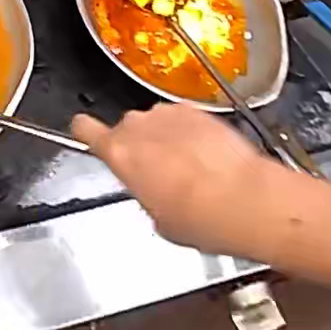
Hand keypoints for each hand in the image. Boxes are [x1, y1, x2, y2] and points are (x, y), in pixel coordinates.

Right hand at [71, 104, 278, 254]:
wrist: (246, 198)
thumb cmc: (202, 218)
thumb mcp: (158, 220)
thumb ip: (142, 192)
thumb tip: (151, 189)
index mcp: (119, 153)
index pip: (84, 129)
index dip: (84, 131)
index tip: (83, 131)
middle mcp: (139, 126)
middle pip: (125, 129)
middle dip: (137, 146)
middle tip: (158, 175)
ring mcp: (168, 114)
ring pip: (155, 123)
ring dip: (164, 138)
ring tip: (187, 168)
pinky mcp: (196, 110)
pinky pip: (182, 119)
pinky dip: (188, 132)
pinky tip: (205, 157)